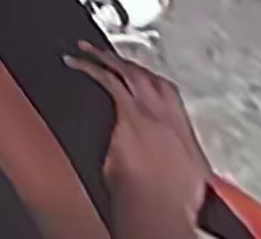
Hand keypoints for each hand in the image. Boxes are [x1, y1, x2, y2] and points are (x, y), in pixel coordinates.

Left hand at [65, 43, 210, 237]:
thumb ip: (173, 161)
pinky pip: (108, 80)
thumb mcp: (186, 182)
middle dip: (127, 62)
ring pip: (130, 73)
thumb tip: (158, 158)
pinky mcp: (131, 116)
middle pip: (150, 79)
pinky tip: (74, 62)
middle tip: (104, 52)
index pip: (169, 96)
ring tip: (85, 48)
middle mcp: (172, 122)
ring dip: (105, 57)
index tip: (133, 71)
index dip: (150, 80)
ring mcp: (152, 117)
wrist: (160, 211)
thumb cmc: (167, 205)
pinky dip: (89, 67)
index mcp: (185, 137)